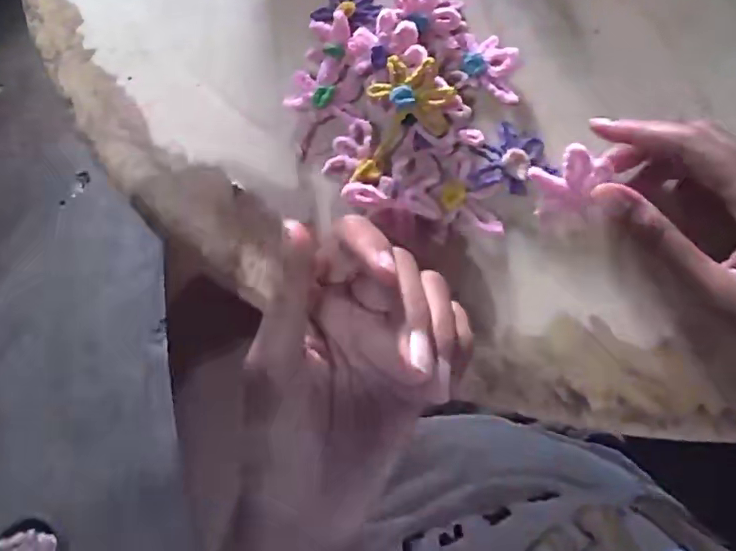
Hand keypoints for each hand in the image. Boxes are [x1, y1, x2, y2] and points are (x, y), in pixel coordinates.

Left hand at [226, 216, 472, 550]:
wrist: (312, 512)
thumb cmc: (277, 435)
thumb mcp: (276, 363)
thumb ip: (289, 294)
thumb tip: (294, 224)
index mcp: (319, 291)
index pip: (349, 239)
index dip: (371, 244)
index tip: (385, 275)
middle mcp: (361, 300)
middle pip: (403, 264)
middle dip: (413, 307)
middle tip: (411, 366)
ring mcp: (396, 330)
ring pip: (435, 290)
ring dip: (440, 330)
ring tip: (427, 385)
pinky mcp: (427, 362)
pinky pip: (458, 329)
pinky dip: (460, 347)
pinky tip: (442, 389)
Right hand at [587, 118, 735, 440]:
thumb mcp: (720, 306)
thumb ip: (661, 243)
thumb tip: (606, 194)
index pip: (700, 147)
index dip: (644, 134)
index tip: (596, 130)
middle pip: (712, 143)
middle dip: (654, 146)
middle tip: (606, 168)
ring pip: (725, 159)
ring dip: (674, 163)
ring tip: (630, 187)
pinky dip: (697, 183)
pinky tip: (673, 205)